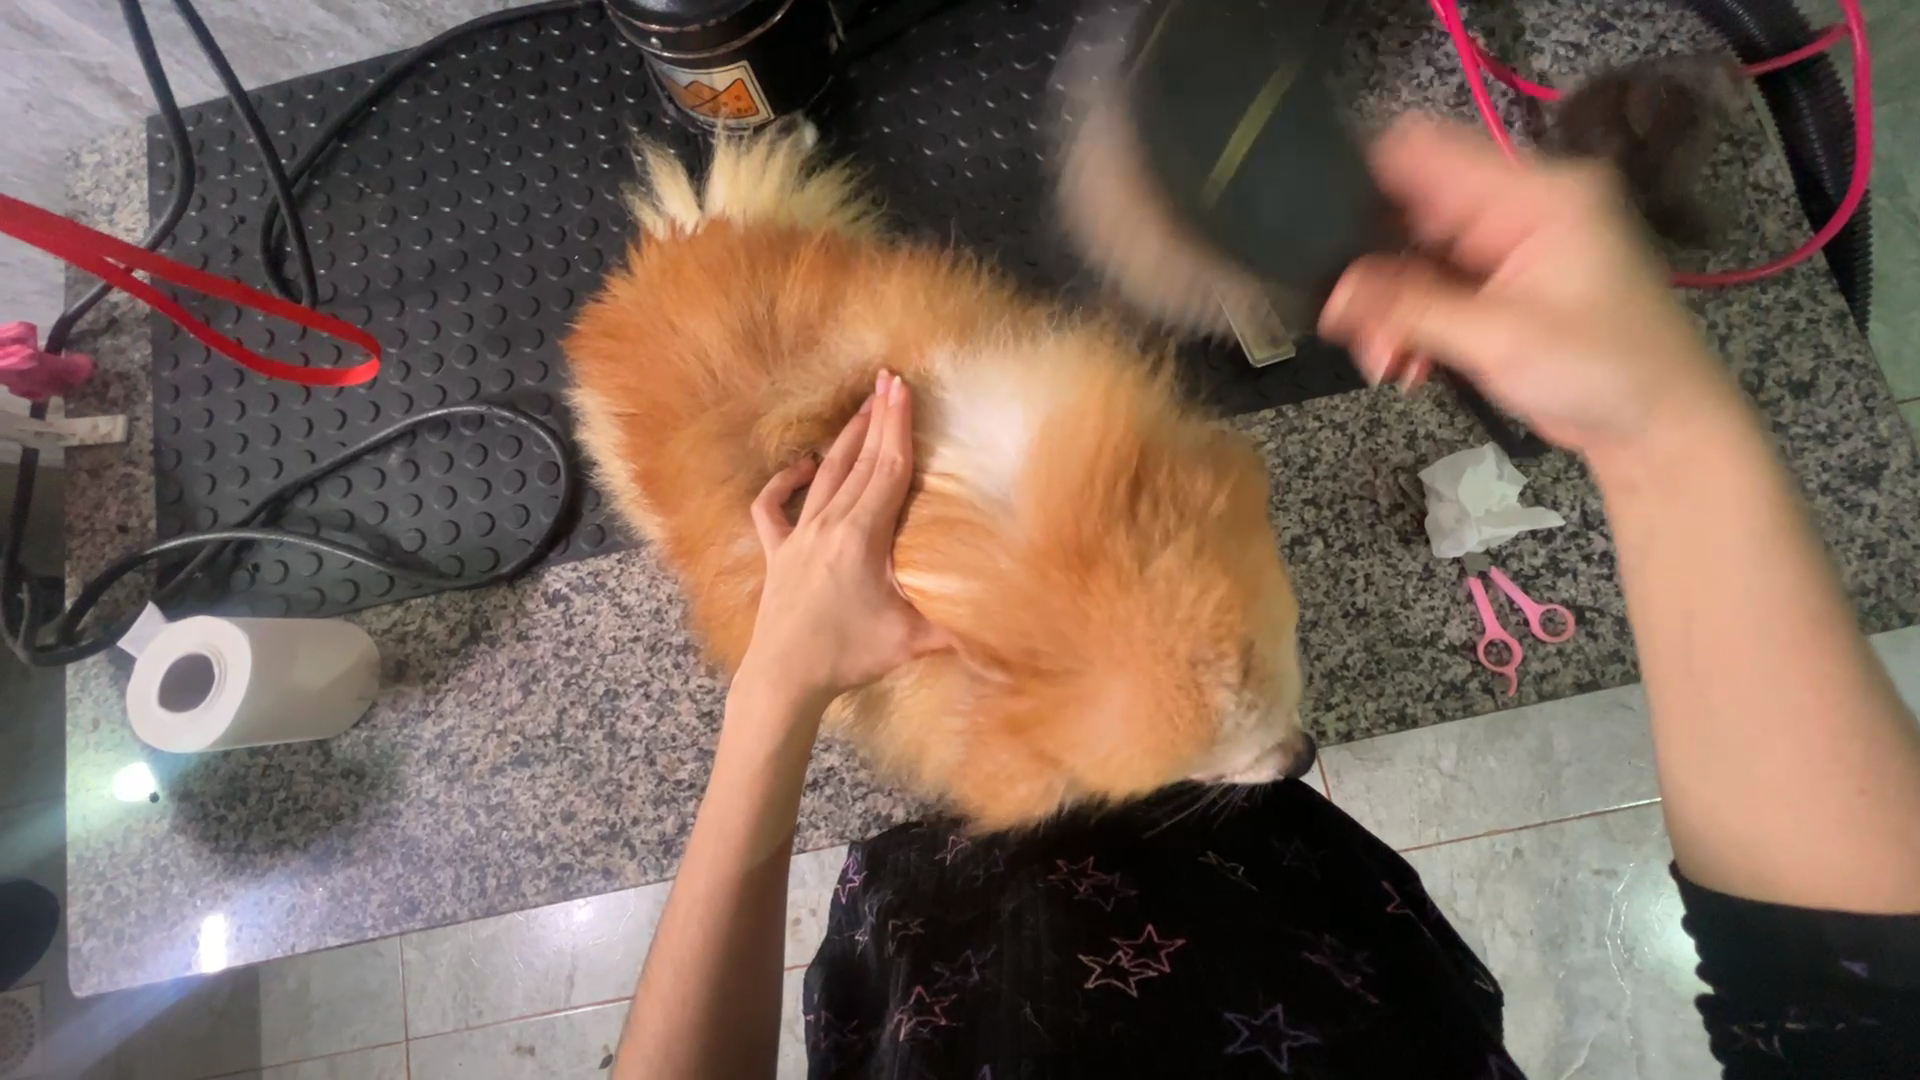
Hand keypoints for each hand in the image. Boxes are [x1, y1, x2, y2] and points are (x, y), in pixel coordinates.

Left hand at [734, 370, 948, 713]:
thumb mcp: (910, 642)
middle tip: (888, 380)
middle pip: (860, 461)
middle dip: (877, 418)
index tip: (903, 389)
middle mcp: (828, 525)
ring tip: (861, 407)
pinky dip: (783, 482)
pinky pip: (772, 507)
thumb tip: (1004, 624)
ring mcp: (798, 536)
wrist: (783, 678)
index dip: (899, 428)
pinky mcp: (777, 552)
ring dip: (844, 439)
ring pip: (824, 475)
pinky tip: (801, 467)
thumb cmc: (847, 658)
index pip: (888, 470)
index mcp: (862, 538)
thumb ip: (957, 628)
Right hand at [1317, 115, 1745, 463]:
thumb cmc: (1602, 369)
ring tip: (1387, 361)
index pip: (1427, 155)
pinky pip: (1420, 297)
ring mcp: (1497, 253)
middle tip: (1355, 328)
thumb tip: (1334, 294)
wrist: (1651, 423)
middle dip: (1371, 276)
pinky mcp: (1486, 291)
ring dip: (1384, 315)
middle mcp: (1511, 213)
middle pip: (1405, 220)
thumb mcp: (1495, 336)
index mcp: (1531, 197)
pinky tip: (1405, 366)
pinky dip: (1403, 331)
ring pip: (1405, 266)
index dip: (1365, 184)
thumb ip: (1407, 309)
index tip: (1320, 236)